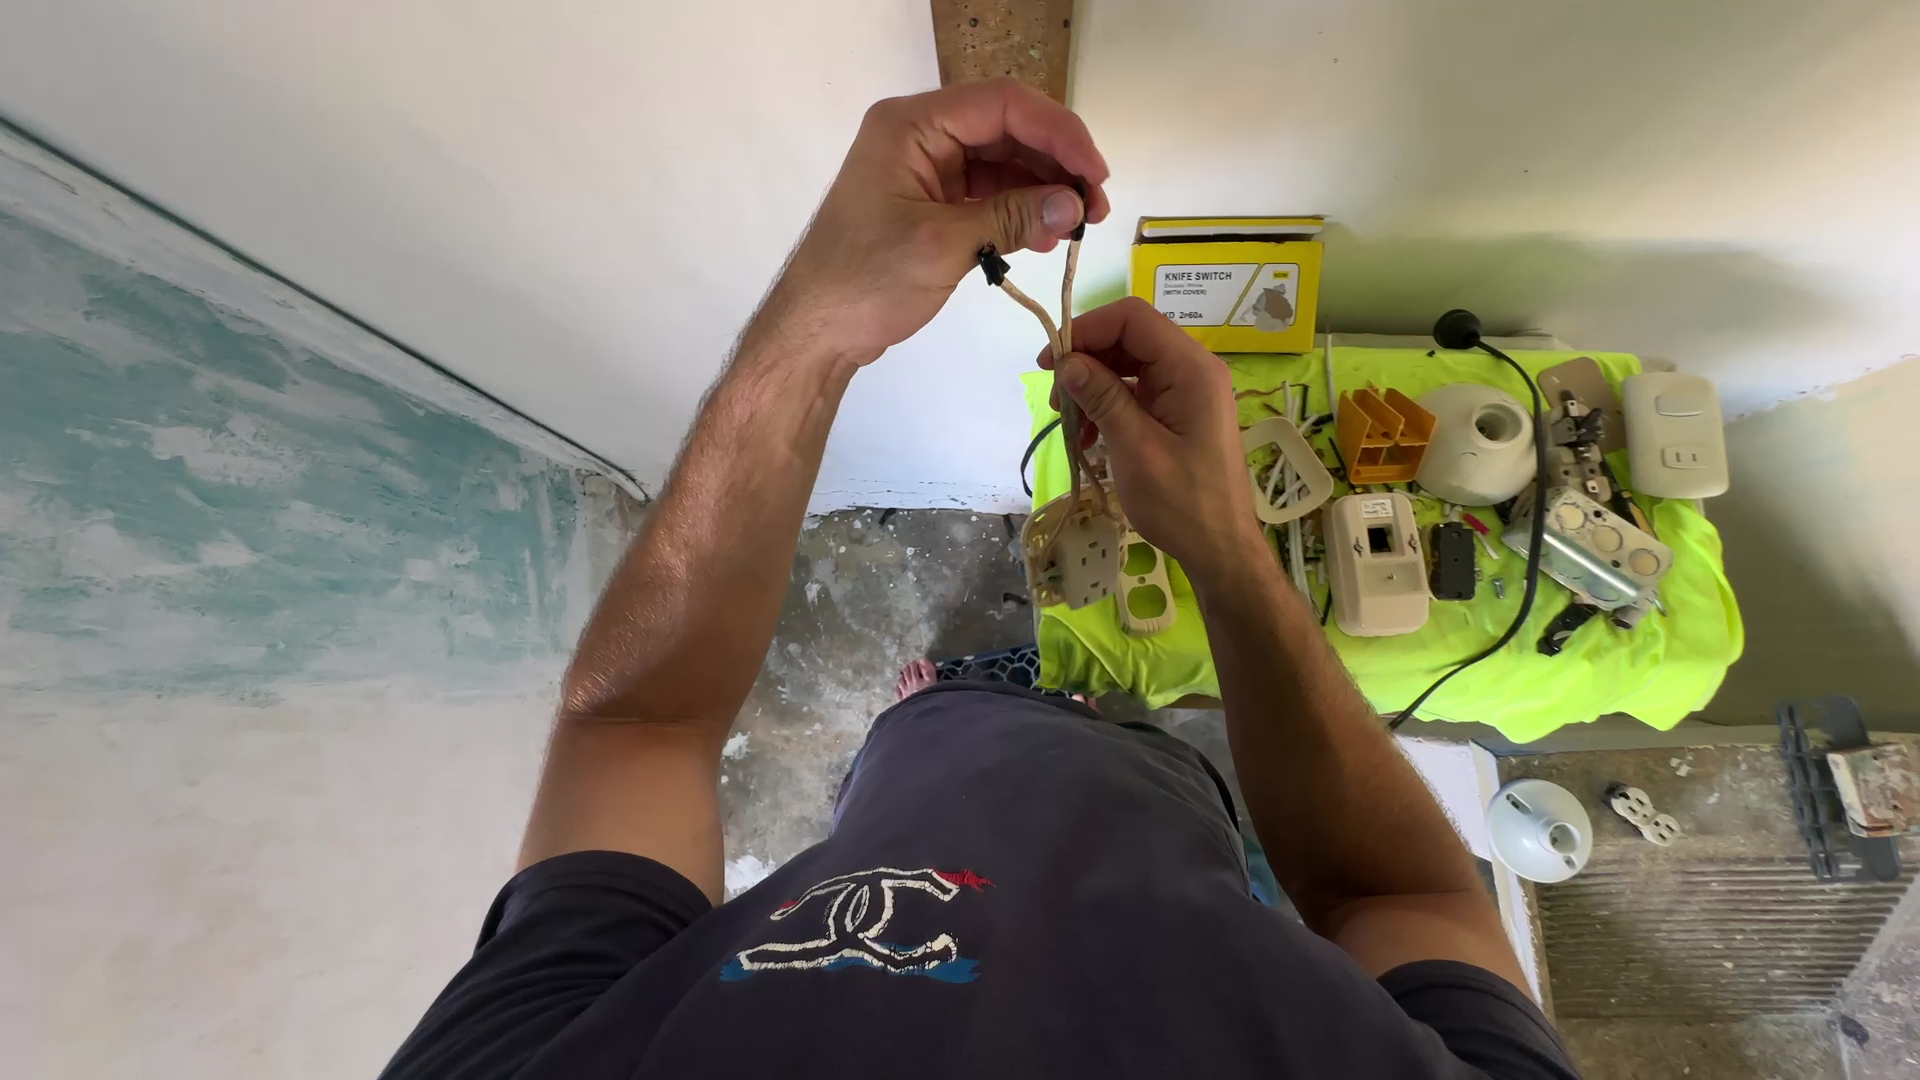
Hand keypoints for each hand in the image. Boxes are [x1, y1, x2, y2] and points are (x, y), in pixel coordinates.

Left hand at [762, 78, 1110, 362]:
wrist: (817, 331)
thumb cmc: (865, 282)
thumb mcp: (942, 246)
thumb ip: (1010, 218)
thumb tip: (1073, 205)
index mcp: (912, 125)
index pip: (1003, 105)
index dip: (1059, 133)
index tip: (1096, 173)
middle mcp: (920, 137)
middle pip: (1005, 132)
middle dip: (1054, 167)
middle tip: (1094, 208)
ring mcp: (925, 173)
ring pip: (1000, 167)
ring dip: (1039, 194)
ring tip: (1073, 229)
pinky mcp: (929, 207)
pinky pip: (985, 199)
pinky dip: (1015, 216)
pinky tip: (1043, 238)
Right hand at [1041, 298, 1263, 581]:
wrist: (1220, 549)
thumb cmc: (1181, 503)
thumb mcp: (1135, 449)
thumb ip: (1103, 398)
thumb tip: (1067, 362)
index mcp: (1191, 369)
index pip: (1132, 319)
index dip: (1086, 330)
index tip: (1050, 363)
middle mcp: (1192, 370)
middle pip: (1129, 340)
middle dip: (1086, 362)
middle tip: (1056, 401)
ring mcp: (1187, 393)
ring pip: (1129, 367)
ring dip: (1093, 388)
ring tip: (1072, 426)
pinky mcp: (1179, 415)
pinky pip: (1137, 394)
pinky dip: (1108, 408)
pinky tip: (1090, 438)